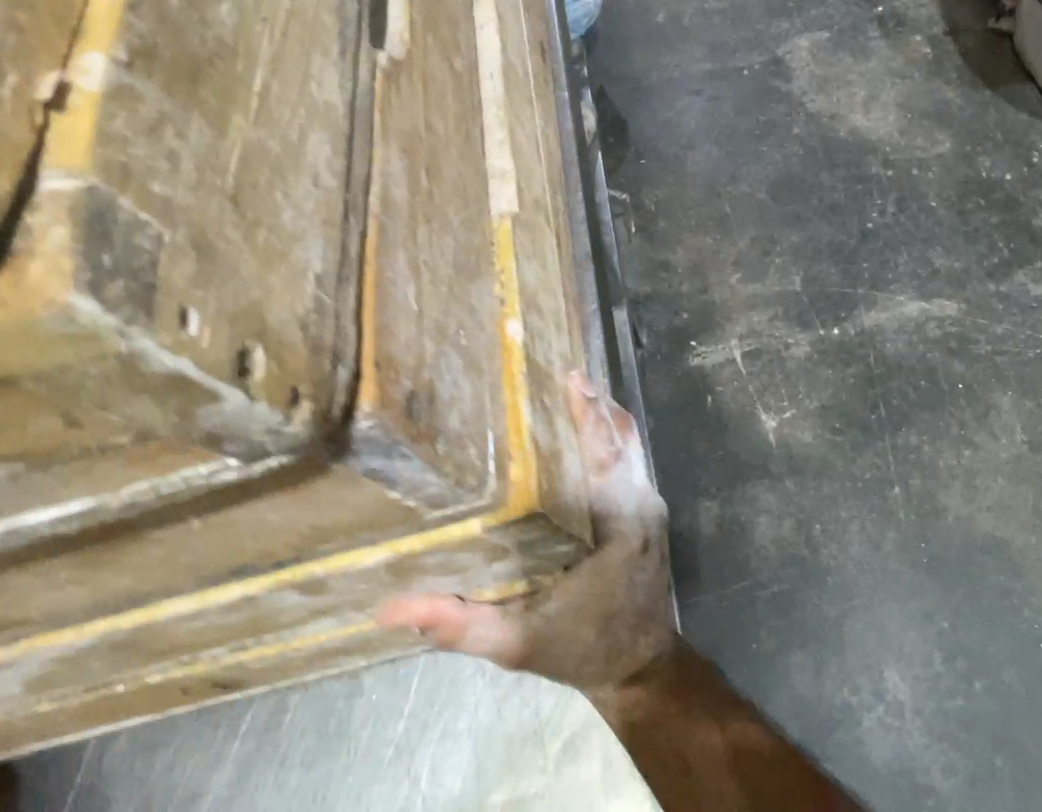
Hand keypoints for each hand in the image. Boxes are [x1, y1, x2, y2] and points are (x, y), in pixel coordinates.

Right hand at [378, 373, 676, 699]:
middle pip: (623, 438)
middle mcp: (642, 506)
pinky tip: (579, 431)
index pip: (607, 454)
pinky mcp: (650, 513)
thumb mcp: (517, 643)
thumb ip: (459, 625)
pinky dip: (609, 438)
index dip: (589, 415)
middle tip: (557, 375)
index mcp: (618, 525)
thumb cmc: (581, 649)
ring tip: (566, 391)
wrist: (640, 666)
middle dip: (594, 404)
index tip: (569, 379)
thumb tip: (391, 609)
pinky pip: (631, 461)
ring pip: (631, 445)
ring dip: (603, 417)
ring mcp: (651, 507)